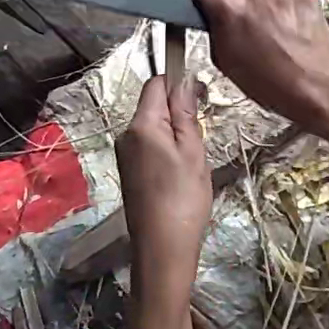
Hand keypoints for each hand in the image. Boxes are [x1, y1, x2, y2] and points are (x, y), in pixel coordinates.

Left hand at [116, 75, 211, 300]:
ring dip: (175, 132)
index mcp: (141, 125)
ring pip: (154, 127)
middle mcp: (127, 135)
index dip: (178, 83)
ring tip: (194, 159)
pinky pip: (150, 146)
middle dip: (179, 111)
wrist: (162, 247)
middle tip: (202, 136)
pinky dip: (168, 150)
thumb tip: (183, 81)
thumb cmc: (183, 197)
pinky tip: (182, 172)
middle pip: (154, 106)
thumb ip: (185, 113)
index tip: (202, 97)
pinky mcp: (131, 172)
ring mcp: (126, 155)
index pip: (156, 84)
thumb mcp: (193, 150)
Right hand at [186, 0, 328, 134]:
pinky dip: (287, 11)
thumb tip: (211, 18)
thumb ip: (215, 31)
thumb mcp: (226, 62)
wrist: (313, 86)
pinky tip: (292, 32)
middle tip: (247, 29)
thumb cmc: (270, 82)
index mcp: (228, 10)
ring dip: (264, 9)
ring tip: (276, 37)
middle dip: (237, 4)